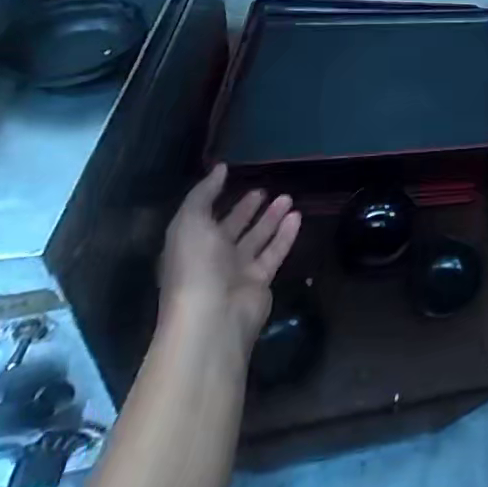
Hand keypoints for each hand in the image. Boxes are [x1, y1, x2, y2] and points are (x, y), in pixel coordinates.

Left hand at [160, 165, 301, 344]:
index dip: (219, 198)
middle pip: (234, 228)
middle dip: (248, 209)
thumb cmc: (195, 265)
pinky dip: (286, 235)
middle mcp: (213, 257)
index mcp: (190, 243)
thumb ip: (204, 194)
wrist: (212, 317)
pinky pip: (275, 252)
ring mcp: (237, 270)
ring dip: (272, 218)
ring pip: (257, 238)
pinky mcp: (260, 281)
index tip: (236, 178)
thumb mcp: (190, 222)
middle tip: (266, 189)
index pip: (206, 216)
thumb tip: (221, 169)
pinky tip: (297, 217)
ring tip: (288, 197)